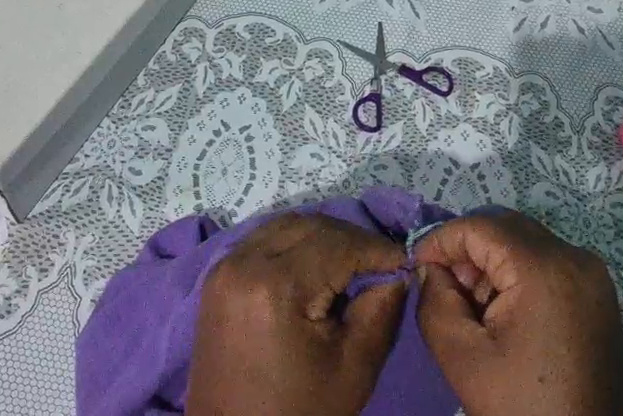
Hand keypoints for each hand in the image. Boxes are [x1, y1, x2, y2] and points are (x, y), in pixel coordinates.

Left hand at [187, 213, 408, 415]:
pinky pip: (264, 239)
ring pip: (286, 225)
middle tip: (380, 262)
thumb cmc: (298, 410)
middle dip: (351, 238)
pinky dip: (294, 242)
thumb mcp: (354, 368)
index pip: (339, 243)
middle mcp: (246, 262)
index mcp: (277, 285)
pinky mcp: (218, 275)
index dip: (376, 248)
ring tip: (350, 263)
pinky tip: (314, 266)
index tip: (404, 261)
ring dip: (323, 236)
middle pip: (311, 226)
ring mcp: (226, 266)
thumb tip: (396, 270)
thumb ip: (381, 310)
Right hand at [414, 211, 622, 415]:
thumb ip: (435, 303)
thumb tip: (431, 270)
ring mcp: (592, 275)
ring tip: (470, 306)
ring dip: (491, 262)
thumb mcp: (464, 359)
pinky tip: (500, 312)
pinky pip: (547, 262)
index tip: (416, 266)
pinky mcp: (597, 294)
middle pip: (505, 227)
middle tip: (443, 286)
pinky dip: (517, 274)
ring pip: (525, 242)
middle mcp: (574, 257)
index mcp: (544, 268)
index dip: (442, 240)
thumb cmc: (525, 408)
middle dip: (467, 250)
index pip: (480, 227)